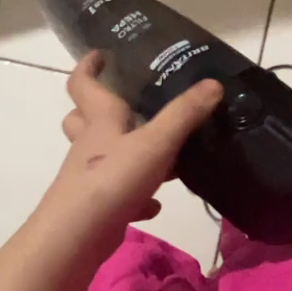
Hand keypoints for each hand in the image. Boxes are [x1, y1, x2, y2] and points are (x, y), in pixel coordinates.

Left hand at [36, 52, 222, 250]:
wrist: (78, 236)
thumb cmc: (113, 179)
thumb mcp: (156, 142)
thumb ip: (184, 114)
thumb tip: (213, 84)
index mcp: (100, 122)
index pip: (84, 85)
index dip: (89, 67)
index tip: (100, 54)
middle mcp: (91, 145)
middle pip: (83, 120)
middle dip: (97, 109)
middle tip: (126, 103)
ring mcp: (91, 177)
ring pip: (103, 156)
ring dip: (124, 152)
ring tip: (156, 155)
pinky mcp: (98, 207)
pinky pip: (119, 194)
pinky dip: (136, 196)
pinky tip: (155, 204)